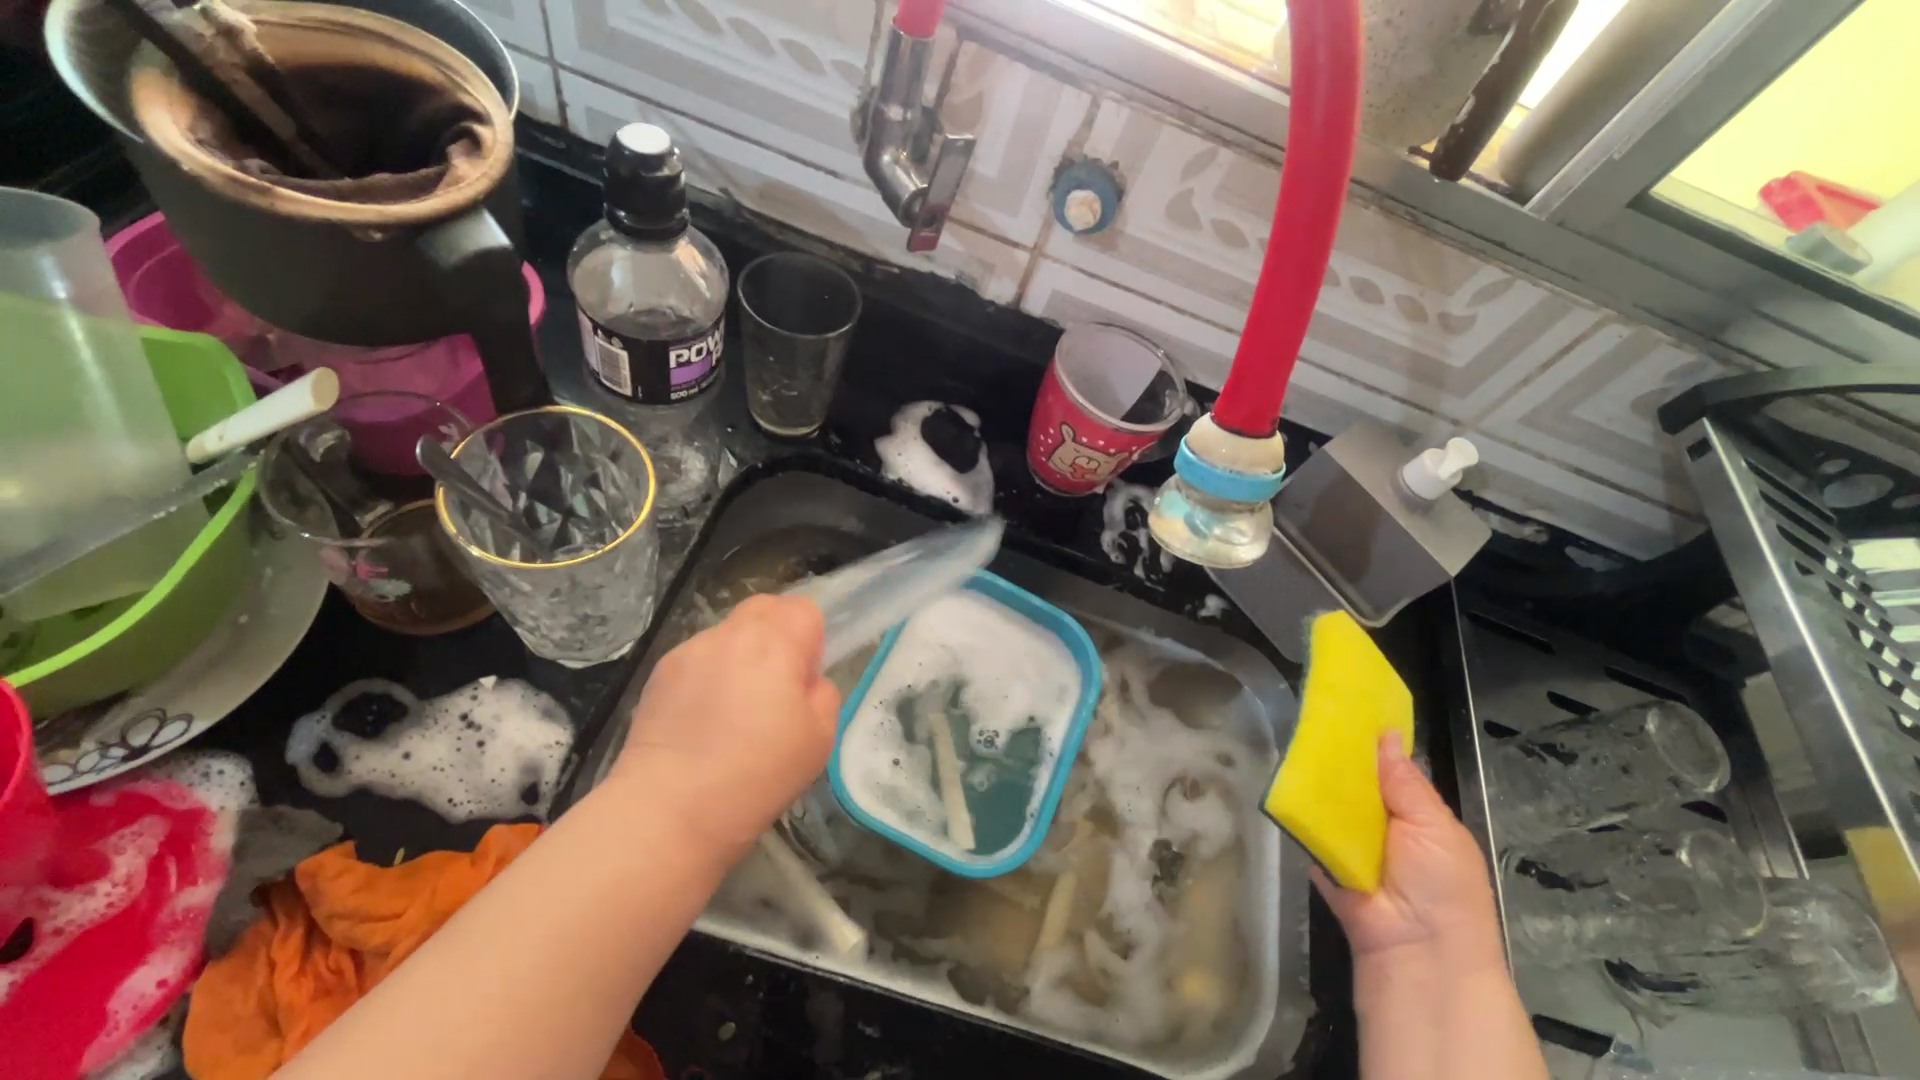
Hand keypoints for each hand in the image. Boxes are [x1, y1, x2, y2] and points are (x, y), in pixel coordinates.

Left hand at [610, 595, 840, 860]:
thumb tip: (806, 681)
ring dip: (741, 656)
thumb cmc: (756, 775)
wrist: (670, 808)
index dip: (812, 639)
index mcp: (775, 644)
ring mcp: (690, 650)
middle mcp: (731, 635)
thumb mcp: (819, 740)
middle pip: (765, 608)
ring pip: (729, 633)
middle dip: (778, 634)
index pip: (804, 609)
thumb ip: (823, 694)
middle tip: (776, 685)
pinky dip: (709, 676)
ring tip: (733, 710)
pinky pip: (699, 658)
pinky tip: (702, 720)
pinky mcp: (660, 672)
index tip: (804, 679)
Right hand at [1311, 733, 1503, 970]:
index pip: (1391, 774)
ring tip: (1288, 751)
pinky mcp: (1326, 868)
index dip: (1371, 749)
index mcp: (1420, 819)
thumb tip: (1385, 734)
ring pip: (1331, 811)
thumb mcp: (1434, 827)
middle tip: (1306, 728)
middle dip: (1337, 766)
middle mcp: (1387, 832)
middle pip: (1356, 790)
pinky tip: (1281, 792)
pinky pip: (1310, 839)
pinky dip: (1299, 822)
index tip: (1344, 716)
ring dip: (1315, 791)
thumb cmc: (1442, 887)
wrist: (1419, 955)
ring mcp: (1355, 851)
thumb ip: (1405, 782)